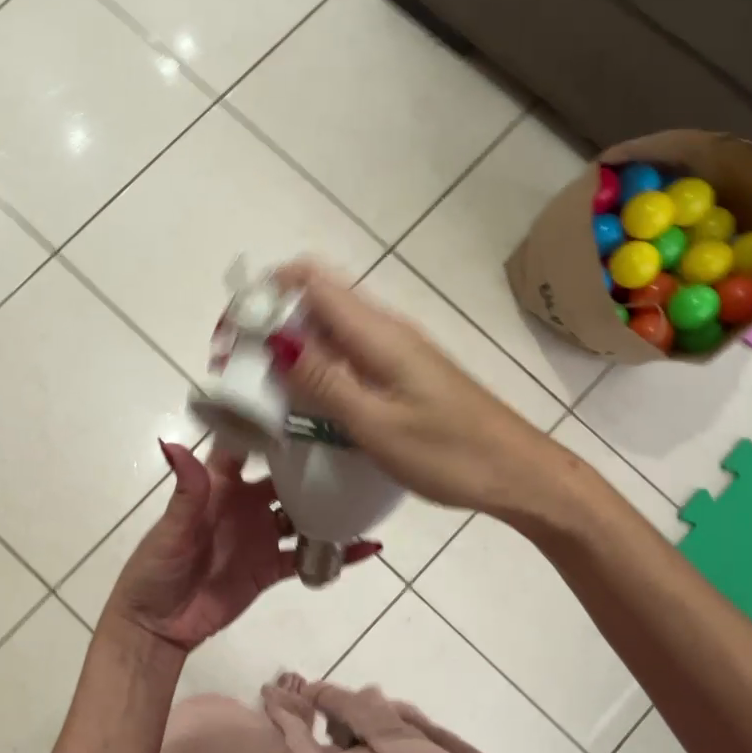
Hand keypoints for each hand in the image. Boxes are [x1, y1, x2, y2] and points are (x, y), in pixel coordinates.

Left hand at [103, 441, 378, 652]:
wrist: (158, 624)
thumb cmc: (156, 568)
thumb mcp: (171, 528)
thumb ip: (186, 490)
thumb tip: (174, 443)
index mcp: (218, 487)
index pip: (246, 448)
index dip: (270, 428)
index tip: (305, 406)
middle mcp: (244, 505)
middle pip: (283, 478)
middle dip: (312, 464)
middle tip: (352, 448)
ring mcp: (259, 537)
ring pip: (301, 516)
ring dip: (328, 507)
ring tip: (364, 494)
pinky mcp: (269, 569)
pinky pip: (305, 557)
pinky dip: (335, 553)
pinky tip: (368, 547)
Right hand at [266, 260, 569, 518]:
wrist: (517, 473)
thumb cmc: (449, 454)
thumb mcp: (376, 425)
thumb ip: (324, 382)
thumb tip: (275, 340)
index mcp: (378, 333)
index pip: (310, 279)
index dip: (265, 292)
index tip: (235, 333)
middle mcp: (385, 330)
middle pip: (315, 301)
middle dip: (269, 324)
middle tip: (237, 371)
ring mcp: (395, 351)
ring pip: (329, 330)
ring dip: (290, 349)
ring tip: (260, 391)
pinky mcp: (401, 373)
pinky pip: (346, 355)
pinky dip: (316, 368)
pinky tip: (303, 403)